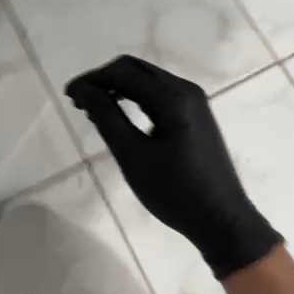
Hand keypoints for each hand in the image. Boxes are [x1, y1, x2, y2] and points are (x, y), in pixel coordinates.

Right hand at [65, 55, 280, 279]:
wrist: (224, 224)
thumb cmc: (176, 193)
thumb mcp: (133, 157)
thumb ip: (106, 117)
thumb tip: (82, 90)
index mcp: (173, 97)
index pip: (123, 72)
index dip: (93, 79)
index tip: (69, 95)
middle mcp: (185, 89)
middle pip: (135, 69)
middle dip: (104, 80)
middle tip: (79, 101)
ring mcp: (194, 101)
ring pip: (147, 80)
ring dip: (118, 87)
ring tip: (94, 108)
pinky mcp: (195, 114)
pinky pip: (159, 93)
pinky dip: (135, 97)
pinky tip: (120, 114)